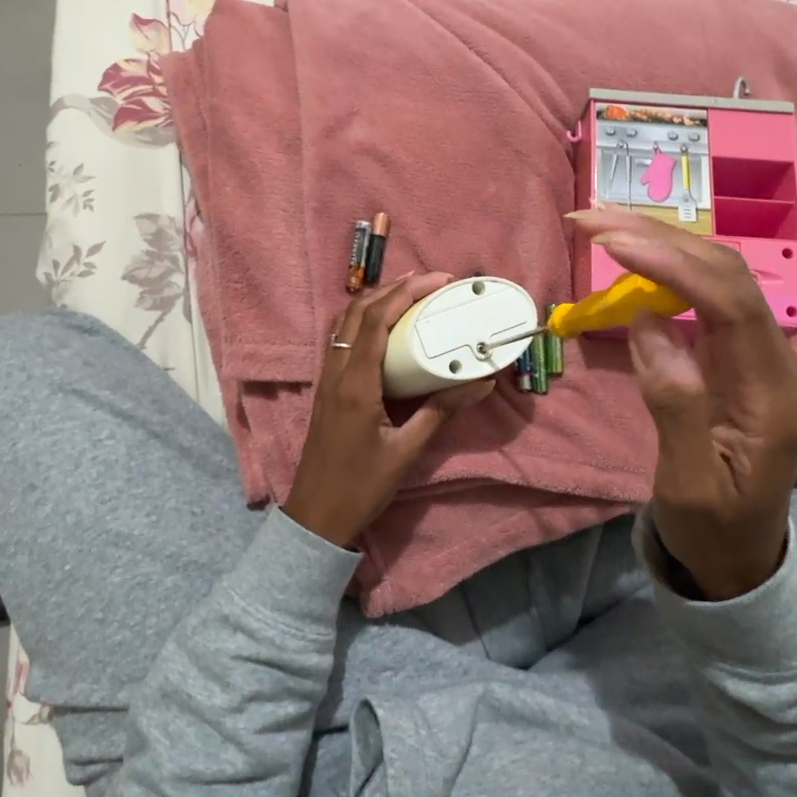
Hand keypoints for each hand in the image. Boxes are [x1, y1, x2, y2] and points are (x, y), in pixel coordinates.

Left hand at [284, 273, 495, 546]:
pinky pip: (341, 340)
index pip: (377, 320)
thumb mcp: (407, 451)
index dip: (406, 292)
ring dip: (375, 301)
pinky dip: (363, 322)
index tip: (438, 281)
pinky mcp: (326, 389)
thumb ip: (441, 412)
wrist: (316, 516)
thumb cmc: (361, 486)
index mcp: (356, 383)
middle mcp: (336, 372)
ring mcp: (326, 379)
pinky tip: (386, 329)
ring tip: (409, 295)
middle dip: (392, 289)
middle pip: (357, 311)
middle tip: (429, 283)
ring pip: (345, 323)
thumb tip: (480, 383)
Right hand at [569, 209, 796, 599]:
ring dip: (660, 244)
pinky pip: (705, 297)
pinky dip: (665, 269)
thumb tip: (649, 321)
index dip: (674, 265)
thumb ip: (675, 403)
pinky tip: (630, 256)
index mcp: (775, 393)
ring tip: (600, 225)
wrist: (740, 559)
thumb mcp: (689, 484)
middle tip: (591, 219)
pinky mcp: (737, 358)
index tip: (614, 243)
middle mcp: (778, 362)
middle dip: (660, 238)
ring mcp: (760, 356)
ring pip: (717, 277)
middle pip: (727, 275)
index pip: (731, 303)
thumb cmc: (713, 529)